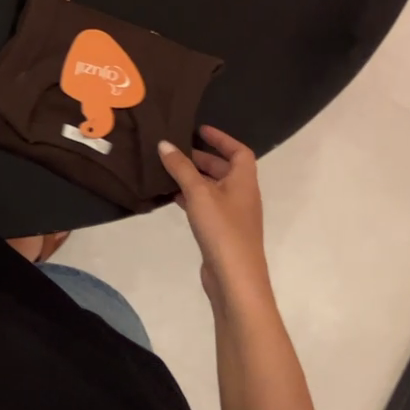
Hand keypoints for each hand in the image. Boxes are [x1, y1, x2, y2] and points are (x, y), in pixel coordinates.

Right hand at [159, 126, 270, 308]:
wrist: (235, 279)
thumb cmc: (222, 229)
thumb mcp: (198, 193)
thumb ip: (180, 167)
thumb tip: (164, 143)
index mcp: (244, 183)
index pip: (240, 152)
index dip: (222, 139)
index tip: (199, 129)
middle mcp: (242, 196)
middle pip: (225, 169)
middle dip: (202, 157)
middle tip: (175, 149)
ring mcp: (233, 216)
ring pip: (213, 187)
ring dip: (193, 176)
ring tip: (167, 169)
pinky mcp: (221, 231)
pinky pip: (205, 204)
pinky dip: (190, 196)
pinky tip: (170, 196)